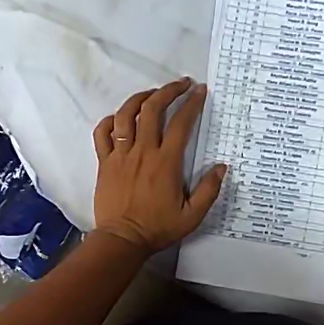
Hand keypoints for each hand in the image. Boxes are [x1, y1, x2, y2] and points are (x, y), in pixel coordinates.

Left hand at [91, 78, 227, 253]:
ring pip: (126, 115)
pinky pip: (102, 133)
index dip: (192, 103)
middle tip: (181, 84)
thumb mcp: (192, 215)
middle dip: (168, 91)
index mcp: (166, 163)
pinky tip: (120, 118)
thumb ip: (209, 190)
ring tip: (152, 93)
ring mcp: (120, 155)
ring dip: (140, 98)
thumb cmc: (157, 228)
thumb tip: (221, 167)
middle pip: (153, 109)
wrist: (122, 240)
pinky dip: (110, 121)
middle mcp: (143, 152)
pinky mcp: (104, 162)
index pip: (181, 124)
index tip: (200, 91)